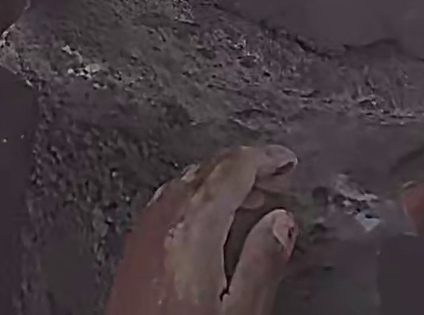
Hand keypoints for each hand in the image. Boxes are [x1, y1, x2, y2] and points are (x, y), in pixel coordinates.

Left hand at [106, 145, 299, 314]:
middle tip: (277, 180)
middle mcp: (165, 216)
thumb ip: (262, 264)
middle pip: (210, 170)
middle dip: (246, 169)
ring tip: (252, 200)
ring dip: (223, 183)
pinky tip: (212, 220)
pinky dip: (200, 197)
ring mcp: (146, 228)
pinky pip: (173, 199)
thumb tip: (282, 222)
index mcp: (193, 226)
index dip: (265, 159)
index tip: (287, 162)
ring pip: (191, 182)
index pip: (233, 169)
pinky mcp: (137, 246)